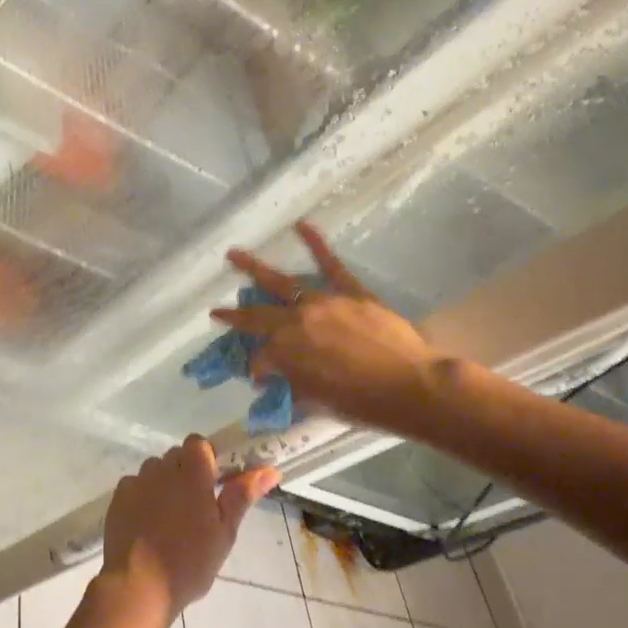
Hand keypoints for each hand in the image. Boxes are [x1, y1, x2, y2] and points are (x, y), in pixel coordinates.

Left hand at [97, 435, 279, 627]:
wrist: (139, 585)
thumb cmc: (190, 562)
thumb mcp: (224, 533)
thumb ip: (242, 495)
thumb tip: (270, 469)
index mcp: (191, 474)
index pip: (198, 443)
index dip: (207, 458)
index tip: (214, 482)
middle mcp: (161, 469)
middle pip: (176, 456)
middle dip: (187, 472)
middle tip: (197, 506)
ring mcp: (136, 482)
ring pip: (155, 470)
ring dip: (165, 483)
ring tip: (171, 518)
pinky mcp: (118, 497)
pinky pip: (136, 485)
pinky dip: (144, 497)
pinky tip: (148, 524)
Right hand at [211, 221, 467, 434]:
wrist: (409, 386)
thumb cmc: (362, 402)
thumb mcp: (317, 400)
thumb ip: (292, 384)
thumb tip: (274, 377)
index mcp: (285, 350)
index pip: (259, 356)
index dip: (256, 368)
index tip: (259, 376)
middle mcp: (295, 320)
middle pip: (258, 315)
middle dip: (235, 314)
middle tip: (217, 310)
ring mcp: (323, 301)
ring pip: (282, 282)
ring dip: (254, 268)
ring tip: (233, 254)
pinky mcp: (351, 292)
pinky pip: (332, 265)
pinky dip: (317, 243)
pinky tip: (302, 225)